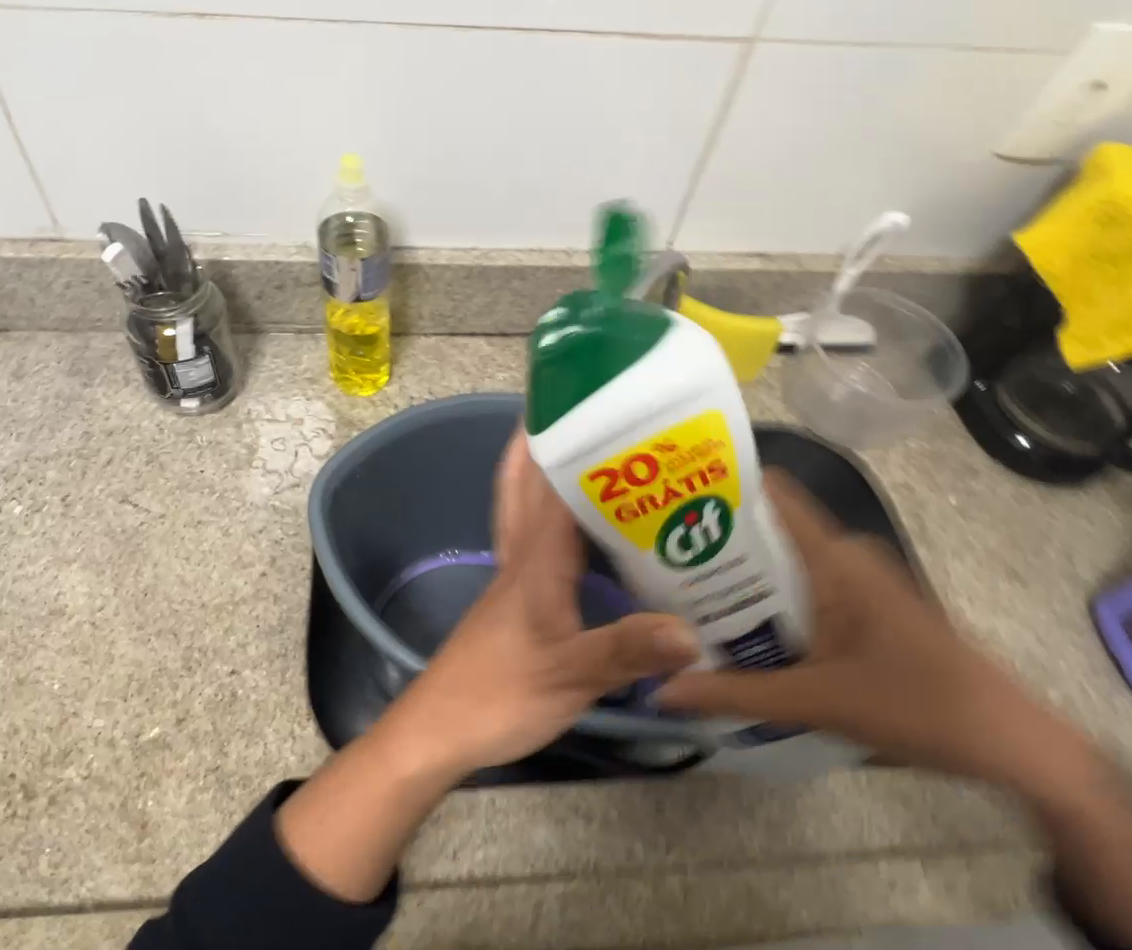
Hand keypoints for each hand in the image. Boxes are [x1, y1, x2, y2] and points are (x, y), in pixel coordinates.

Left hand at [377, 431, 699, 780]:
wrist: (439, 730)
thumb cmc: (498, 695)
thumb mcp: (569, 675)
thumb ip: (625, 651)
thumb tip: (693, 631)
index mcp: (536, 559)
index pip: (554, 484)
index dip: (576, 441)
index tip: (603, 400)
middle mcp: (522, 556)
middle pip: (528, 482)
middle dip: (550, 439)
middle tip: (592, 409)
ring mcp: (515, 578)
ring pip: (527, 508)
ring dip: (547, 472)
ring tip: (591, 450)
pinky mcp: (517, 602)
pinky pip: (535, 541)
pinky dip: (553, 518)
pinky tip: (583, 530)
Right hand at [657, 469, 1080, 790]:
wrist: (1007, 740)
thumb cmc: (916, 705)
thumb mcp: (815, 702)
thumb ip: (734, 693)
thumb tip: (659, 690)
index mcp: (835, 557)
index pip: (772, 494)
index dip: (719, 487)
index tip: (664, 499)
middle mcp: (846, 556)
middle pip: (767, 534)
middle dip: (712, 547)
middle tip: (654, 565)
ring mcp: (859, 581)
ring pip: (783, 566)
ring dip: (738, 581)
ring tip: (679, 597)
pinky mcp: (867, 607)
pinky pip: (803, 590)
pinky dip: (767, 604)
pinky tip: (734, 632)